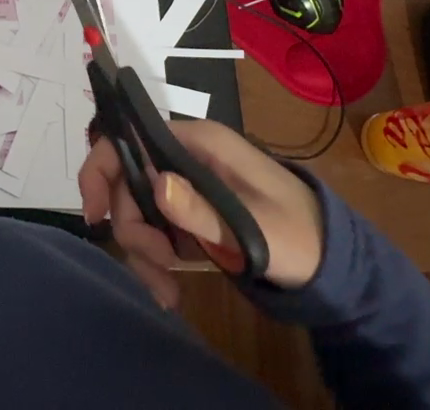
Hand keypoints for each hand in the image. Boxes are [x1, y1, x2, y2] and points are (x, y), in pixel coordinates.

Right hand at [78, 119, 323, 307]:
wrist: (334, 265)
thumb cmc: (300, 237)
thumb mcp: (254, 229)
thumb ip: (202, 210)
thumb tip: (155, 184)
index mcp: (198, 143)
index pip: (128, 139)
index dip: (101, 170)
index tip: (95, 217)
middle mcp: (185, 155)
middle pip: (127, 181)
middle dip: (133, 228)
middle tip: (159, 265)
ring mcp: (186, 183)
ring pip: (137, 209)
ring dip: (143, 251)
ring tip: (168, 290)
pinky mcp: (189, 211)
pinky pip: (154, 229)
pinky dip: (154, 260)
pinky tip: (170, 288)